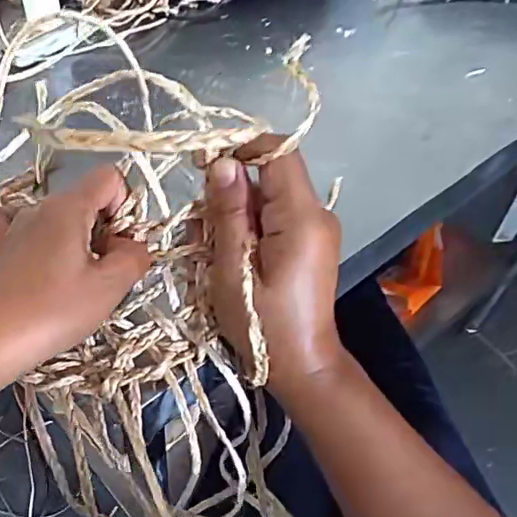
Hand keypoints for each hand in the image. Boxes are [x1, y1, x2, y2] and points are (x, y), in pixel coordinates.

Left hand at [0, 164, 152, 408]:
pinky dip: (39, 242)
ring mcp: (13, 228)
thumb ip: (134, 257)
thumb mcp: (109, 287)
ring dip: (76, 244)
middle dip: (104, 232)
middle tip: (102, 276)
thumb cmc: (53, 312)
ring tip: (72, 282)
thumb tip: (132, 246)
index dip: (125, 208)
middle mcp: (37, 208)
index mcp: (67, 208)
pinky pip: (23, 230)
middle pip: (86, 201)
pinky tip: (40, 264)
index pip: (109, 178)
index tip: (119, 248)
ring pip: (59, 220)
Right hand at [203, 148, 349, 393]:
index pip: (277, 153)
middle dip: (227, 194)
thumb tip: (222, 163)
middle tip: (200, 232)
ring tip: (210, 254)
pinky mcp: (306, 244)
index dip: (239, 149)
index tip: (202, 166)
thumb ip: (228, 214)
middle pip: (267, 178)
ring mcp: (313, 230)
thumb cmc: (263, 325)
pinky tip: (226, 259)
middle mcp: (315, 215)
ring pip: (264, 200)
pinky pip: (271, 221)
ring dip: (231, 217)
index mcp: (302, 218)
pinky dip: (244, 232)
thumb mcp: (234, 271)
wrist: (302, 366)